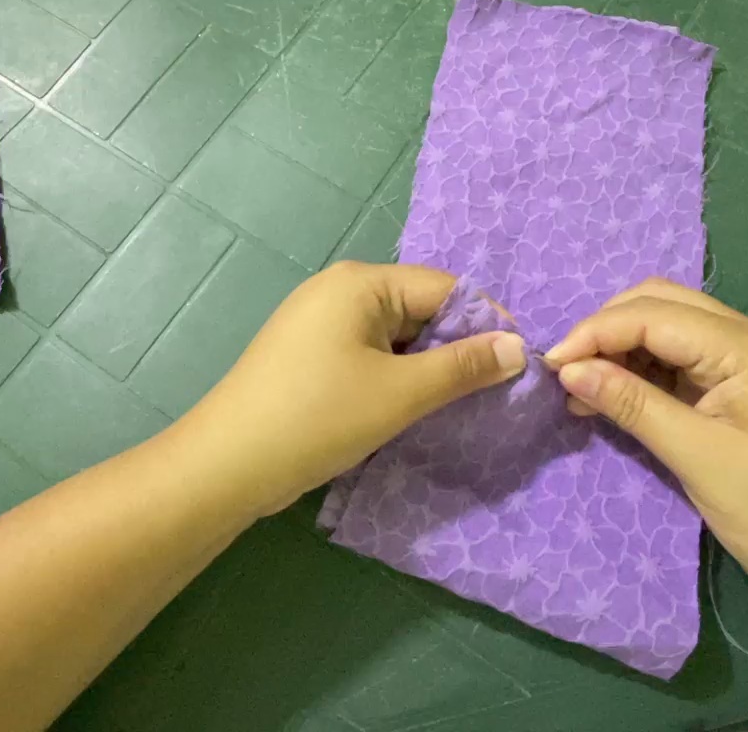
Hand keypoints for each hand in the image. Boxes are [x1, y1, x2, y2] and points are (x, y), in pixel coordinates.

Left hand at [177, 261, 525, 517]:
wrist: (227, 464)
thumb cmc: (319, 416)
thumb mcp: (401, 392)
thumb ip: (463, 366)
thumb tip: (518, 346)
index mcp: (361, 283)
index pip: (444, 287)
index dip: (486, 321)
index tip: (519, 362)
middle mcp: (340, 290)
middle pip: (419, 307)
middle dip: (456, 345)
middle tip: (493, 389)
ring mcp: (319, 321)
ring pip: (395, 335)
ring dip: (427, 365)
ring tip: (460, 402)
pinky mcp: (309, 353)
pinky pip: (368, 352)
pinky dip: (395, 374)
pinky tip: (412, 406)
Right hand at [544, 279, 747, 610]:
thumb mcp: (700, 459)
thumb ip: (633, 405)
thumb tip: (569, 369)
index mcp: (746, 347)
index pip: (652, 314)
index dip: (594, 333)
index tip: (550, 366)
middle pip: (661, 304)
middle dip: (607, 329)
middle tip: (569, 372)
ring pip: (670, 329)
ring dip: (623, 349)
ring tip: (584, 390)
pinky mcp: (745, 390)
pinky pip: (683, 362)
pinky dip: (645, 372)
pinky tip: (618, 399)